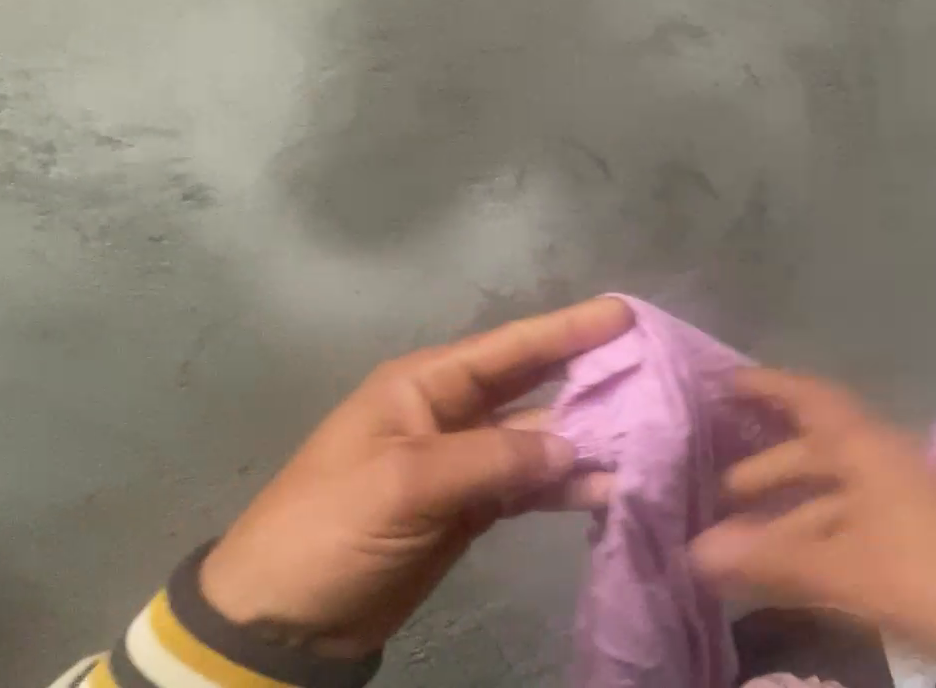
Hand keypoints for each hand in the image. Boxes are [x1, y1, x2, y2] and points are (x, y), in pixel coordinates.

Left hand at [199, 296, 630, 656]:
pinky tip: (606, 488)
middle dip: (590, 375)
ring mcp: (466, 460)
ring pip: (540, 438)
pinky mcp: (474, 504)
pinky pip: (531, 483)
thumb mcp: (405, 484)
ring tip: (646, 438)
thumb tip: (574, 447)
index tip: (627, 312)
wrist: (282, 623)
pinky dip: (565, 485)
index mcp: (427, 385)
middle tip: (654, 367)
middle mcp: (453, 411)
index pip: (512, 347)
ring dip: (587, 439)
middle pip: (535, 385)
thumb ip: (494, 459)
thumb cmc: (331, 529)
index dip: (570, 328)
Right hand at [691, 369, 935, 666]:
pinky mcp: (906, 527)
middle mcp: (877, 457)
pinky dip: (813, 532)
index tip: (727, 383)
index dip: (768, 386)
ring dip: (787, 507)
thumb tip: (698, 551)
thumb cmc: (922, 566)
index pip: (809, 398)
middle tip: (721, 487)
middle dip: (768, 465)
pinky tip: (785, 562)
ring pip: (829, 489)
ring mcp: (895, 493)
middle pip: (814, 448)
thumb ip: (773, 557)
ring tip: (740, 533)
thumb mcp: (844, 563)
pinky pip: (846, 517)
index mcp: (864, 445)